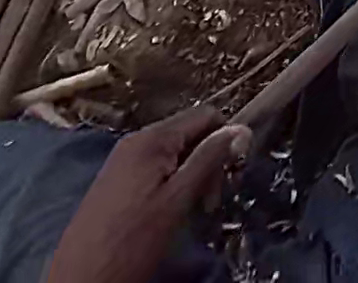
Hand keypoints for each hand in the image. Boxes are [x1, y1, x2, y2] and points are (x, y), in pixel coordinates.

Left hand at [44, 107, 252, 282]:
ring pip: (175, 152)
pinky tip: (168, 212)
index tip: (229, 175)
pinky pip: (156, 167)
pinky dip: (171, 183)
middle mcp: (136, 140)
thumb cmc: (131, 243)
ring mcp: (122, 161)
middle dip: (208, 161)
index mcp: (152, 138)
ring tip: (191, 209)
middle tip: (210, 201)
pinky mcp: (114, 182)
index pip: (207, 115)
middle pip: (191, 133)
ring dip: (191, 175)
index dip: (225, 139)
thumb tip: (244, 128)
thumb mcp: (178, 199)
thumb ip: (211, 158)